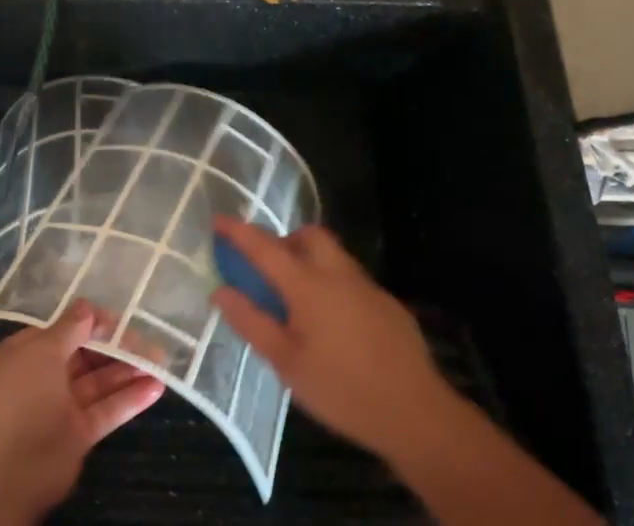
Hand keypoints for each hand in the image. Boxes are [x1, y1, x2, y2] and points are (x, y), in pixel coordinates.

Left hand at [0, 301, 164, 525]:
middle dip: (116, 346)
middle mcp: (44, 375)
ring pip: (99, 382)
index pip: (65, 329)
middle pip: (85, 355)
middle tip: (151, 339)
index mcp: (28, 350)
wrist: (5, 471)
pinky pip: (106, 410)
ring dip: (128, 371)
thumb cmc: (21, 397)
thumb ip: (70, 328)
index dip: (92, 322)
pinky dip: (129, 399)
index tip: (122, 318)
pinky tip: (156, 387)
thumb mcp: (42, 351)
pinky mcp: (78, 433)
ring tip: (161, 361)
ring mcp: (62, 406)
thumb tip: (88, 307)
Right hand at [210, 217, 445, 459]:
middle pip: (309, 236)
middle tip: (267, 265)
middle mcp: (339, 274)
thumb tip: (220, 291)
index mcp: (308, 285)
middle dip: (284, 239)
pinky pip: (352, 279)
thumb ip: (251, 322)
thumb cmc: (341, 390)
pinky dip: (333, 284)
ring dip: (310, 259)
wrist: (416, 413)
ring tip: (297, 297)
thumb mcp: (286, 362)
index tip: (218, 220)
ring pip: (334, 255)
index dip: (238, 232)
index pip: (264, 247)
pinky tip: (333, 323)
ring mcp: (368, 287)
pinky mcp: (389, 305)